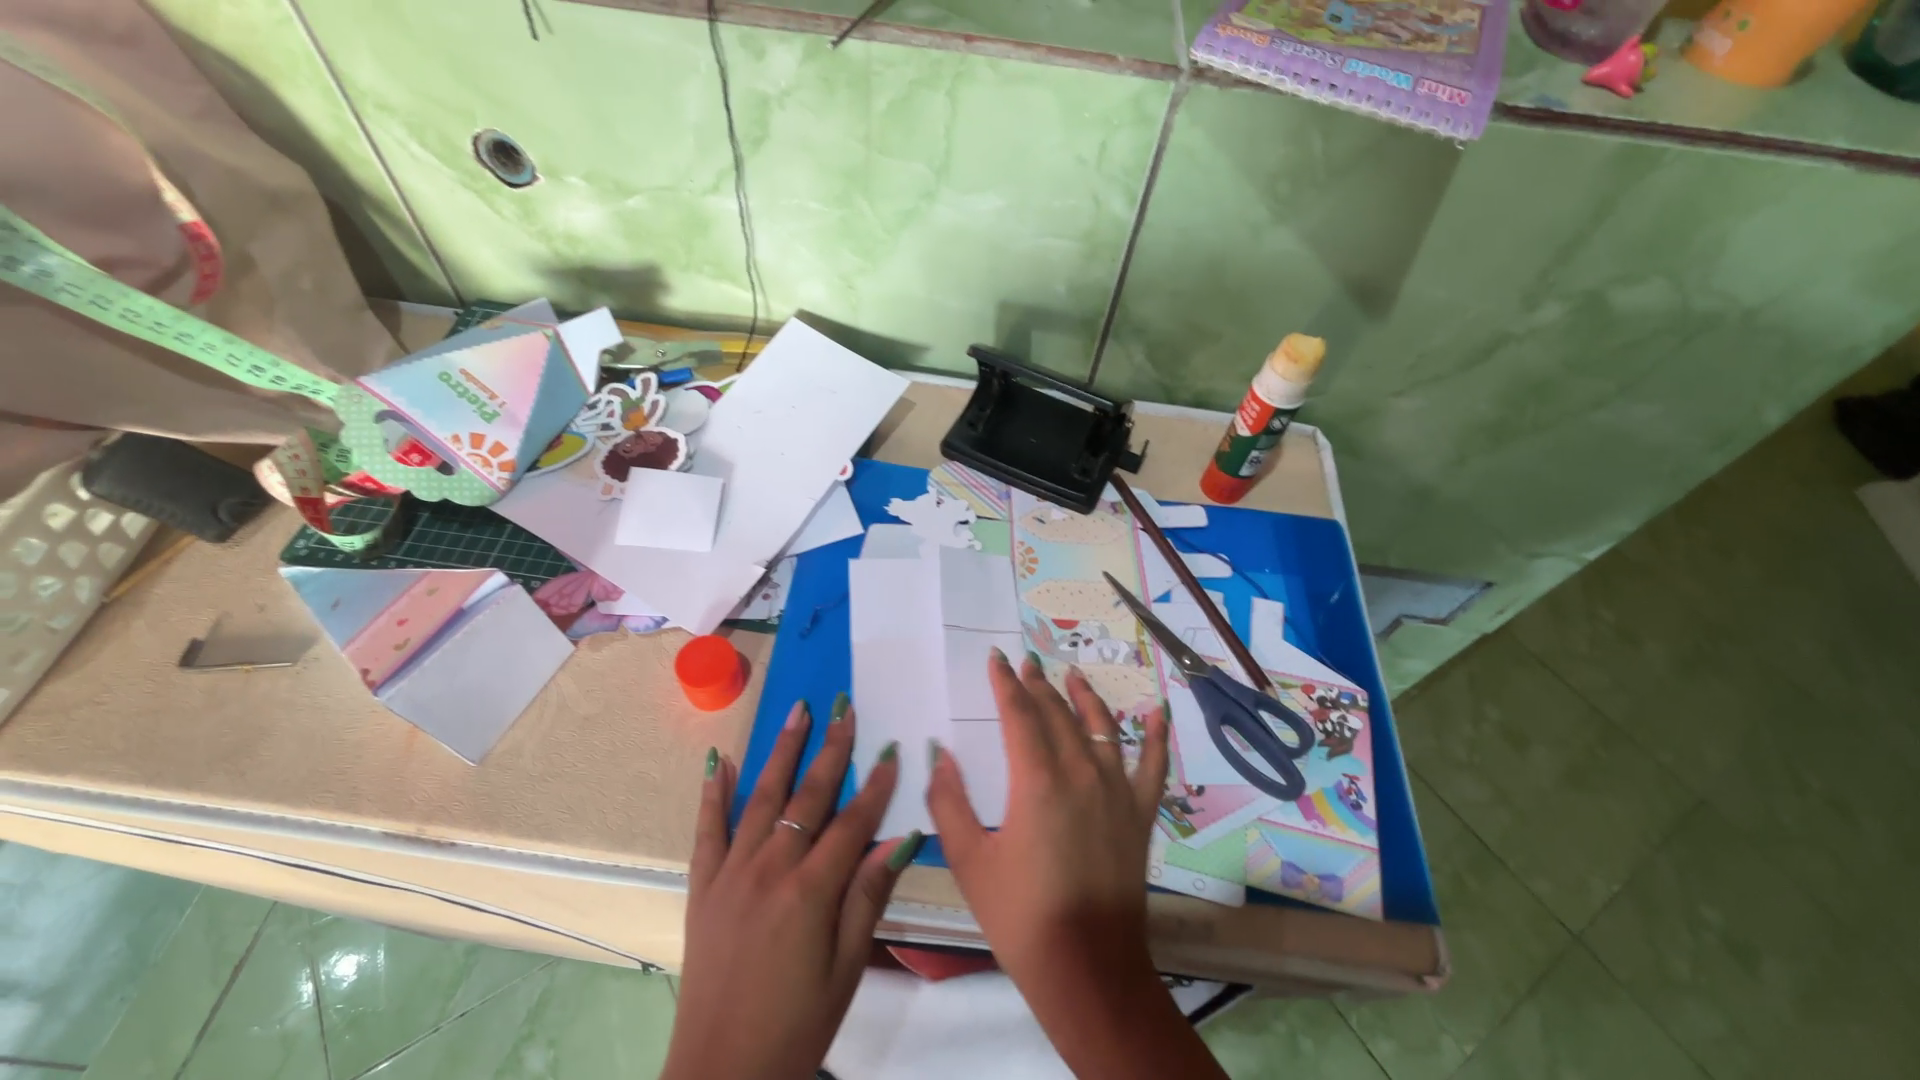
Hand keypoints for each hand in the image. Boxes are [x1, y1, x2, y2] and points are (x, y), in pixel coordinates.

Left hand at [663, 696, 922, 1079]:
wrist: (721, 1069)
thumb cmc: (798, 1024)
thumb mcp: (847, 969)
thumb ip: (868, 898)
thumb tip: (900, 840)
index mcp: (810, 891)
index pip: (852, 823)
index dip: (876, 786)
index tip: (892, 749)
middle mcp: (769, 869)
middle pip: (807, 798)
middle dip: (830, 750)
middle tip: (844, 710)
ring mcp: (730, 874)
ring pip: (760, 799)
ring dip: (781, 753)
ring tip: (798, 712)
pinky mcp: (701, 887)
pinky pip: (706, 829)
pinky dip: (712, 792)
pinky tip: (718, 760)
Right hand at [927, 649, 1167, 990]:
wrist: (1086, 966)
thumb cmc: (1019, 916)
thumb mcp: (969, 861)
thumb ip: (948, 802)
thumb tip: (939, 753)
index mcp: (1036, 781)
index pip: (1019, 715)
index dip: (1005, 684)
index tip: (996, 659)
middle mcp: (1081, 774)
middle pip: (1058, 715)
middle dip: (1038, 686)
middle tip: (1025, 663)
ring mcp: (1117, 792)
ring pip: (1102, 728)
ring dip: (1085, 697)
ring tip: (1072, 675)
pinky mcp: (1141, 815)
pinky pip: (1154, 766)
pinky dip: (1157, 736)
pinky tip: (1157, 712)